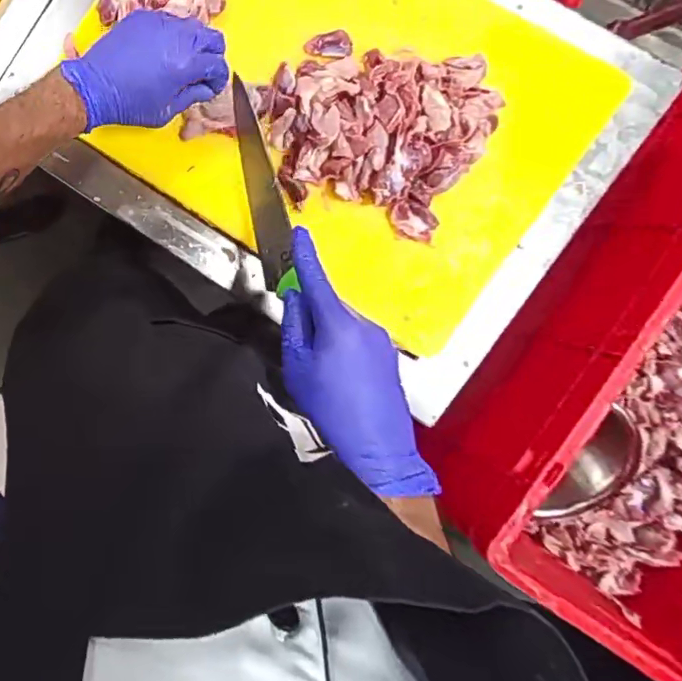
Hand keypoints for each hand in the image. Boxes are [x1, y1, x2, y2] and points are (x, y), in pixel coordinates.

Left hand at [59, 10, 227, 131]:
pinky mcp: (143, 17)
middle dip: (212, 55)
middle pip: (212, 38)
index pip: (218, 64)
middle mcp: (178, 38)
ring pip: (191, 25)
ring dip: (192, 42)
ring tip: (181, 58)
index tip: (211, 85)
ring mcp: (160, 23)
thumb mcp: (165, 111)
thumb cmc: (126, 103)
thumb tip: (203, 88)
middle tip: (202, 69)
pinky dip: (170, 33)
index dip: (218, 78)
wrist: (93, 87)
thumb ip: (191, 96)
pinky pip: (167, 20)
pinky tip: (160, 49)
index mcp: (187, 64)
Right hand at [280, 227, 439, 498]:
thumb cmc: (329, 407)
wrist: (377, 447)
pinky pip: (356, 337)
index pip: (317, 280)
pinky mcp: (387, 355)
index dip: (305, 255)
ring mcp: (380, 339)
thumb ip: (294, 326)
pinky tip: (334, 375)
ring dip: (325, 333)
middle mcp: (364, 324)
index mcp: (339, 324)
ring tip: (316, 369)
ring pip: (342, 322)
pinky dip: (340, 345)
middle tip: (297, 345)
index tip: (300, 233)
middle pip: (329, 304)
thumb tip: (295, 297)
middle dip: (310, 313)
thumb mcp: (297, 366)